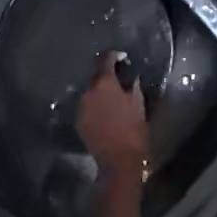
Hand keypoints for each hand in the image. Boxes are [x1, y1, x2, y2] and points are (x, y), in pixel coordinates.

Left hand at [77, 53, 148, 180]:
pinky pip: (87, 106)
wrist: (118, 160)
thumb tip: (130, 75)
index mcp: (104, 83)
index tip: (123, 58)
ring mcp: (81, 107)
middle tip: (120, 80)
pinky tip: (105, 111)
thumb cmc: (133, 128)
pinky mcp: (78, 122)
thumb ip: (132, 84)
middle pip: (96, 76)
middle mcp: (88, 92)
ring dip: (100, 91)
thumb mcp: (138, 102)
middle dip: (107, 75)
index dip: (114, 56)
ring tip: (112, 97)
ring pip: (91, 92)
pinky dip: (95, 104)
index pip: (105, 59)